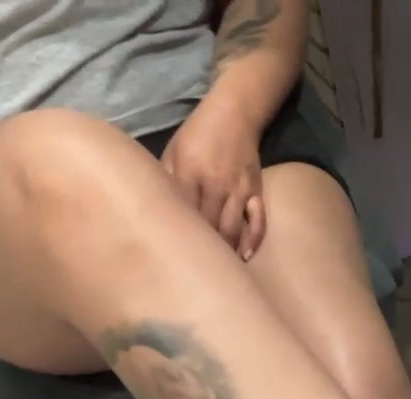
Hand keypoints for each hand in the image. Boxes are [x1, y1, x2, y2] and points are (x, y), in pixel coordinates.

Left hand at [161, 101, 266, 258]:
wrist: (233, 114)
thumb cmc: (197, 135)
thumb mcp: (173, 151)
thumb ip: (165, 179)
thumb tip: (153, 207)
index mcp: (189, 174)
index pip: (184, 213)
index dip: (180, 237)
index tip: (173, 256)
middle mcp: (215, 185)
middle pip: (208, 227)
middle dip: (202, 251)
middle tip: (194, 273)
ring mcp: (238, 191)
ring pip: (231, 228)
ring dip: (225, 251)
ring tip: (217, 271)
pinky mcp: (256, 192)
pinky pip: (258, 221)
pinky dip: (253, 240)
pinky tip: (246, 256)